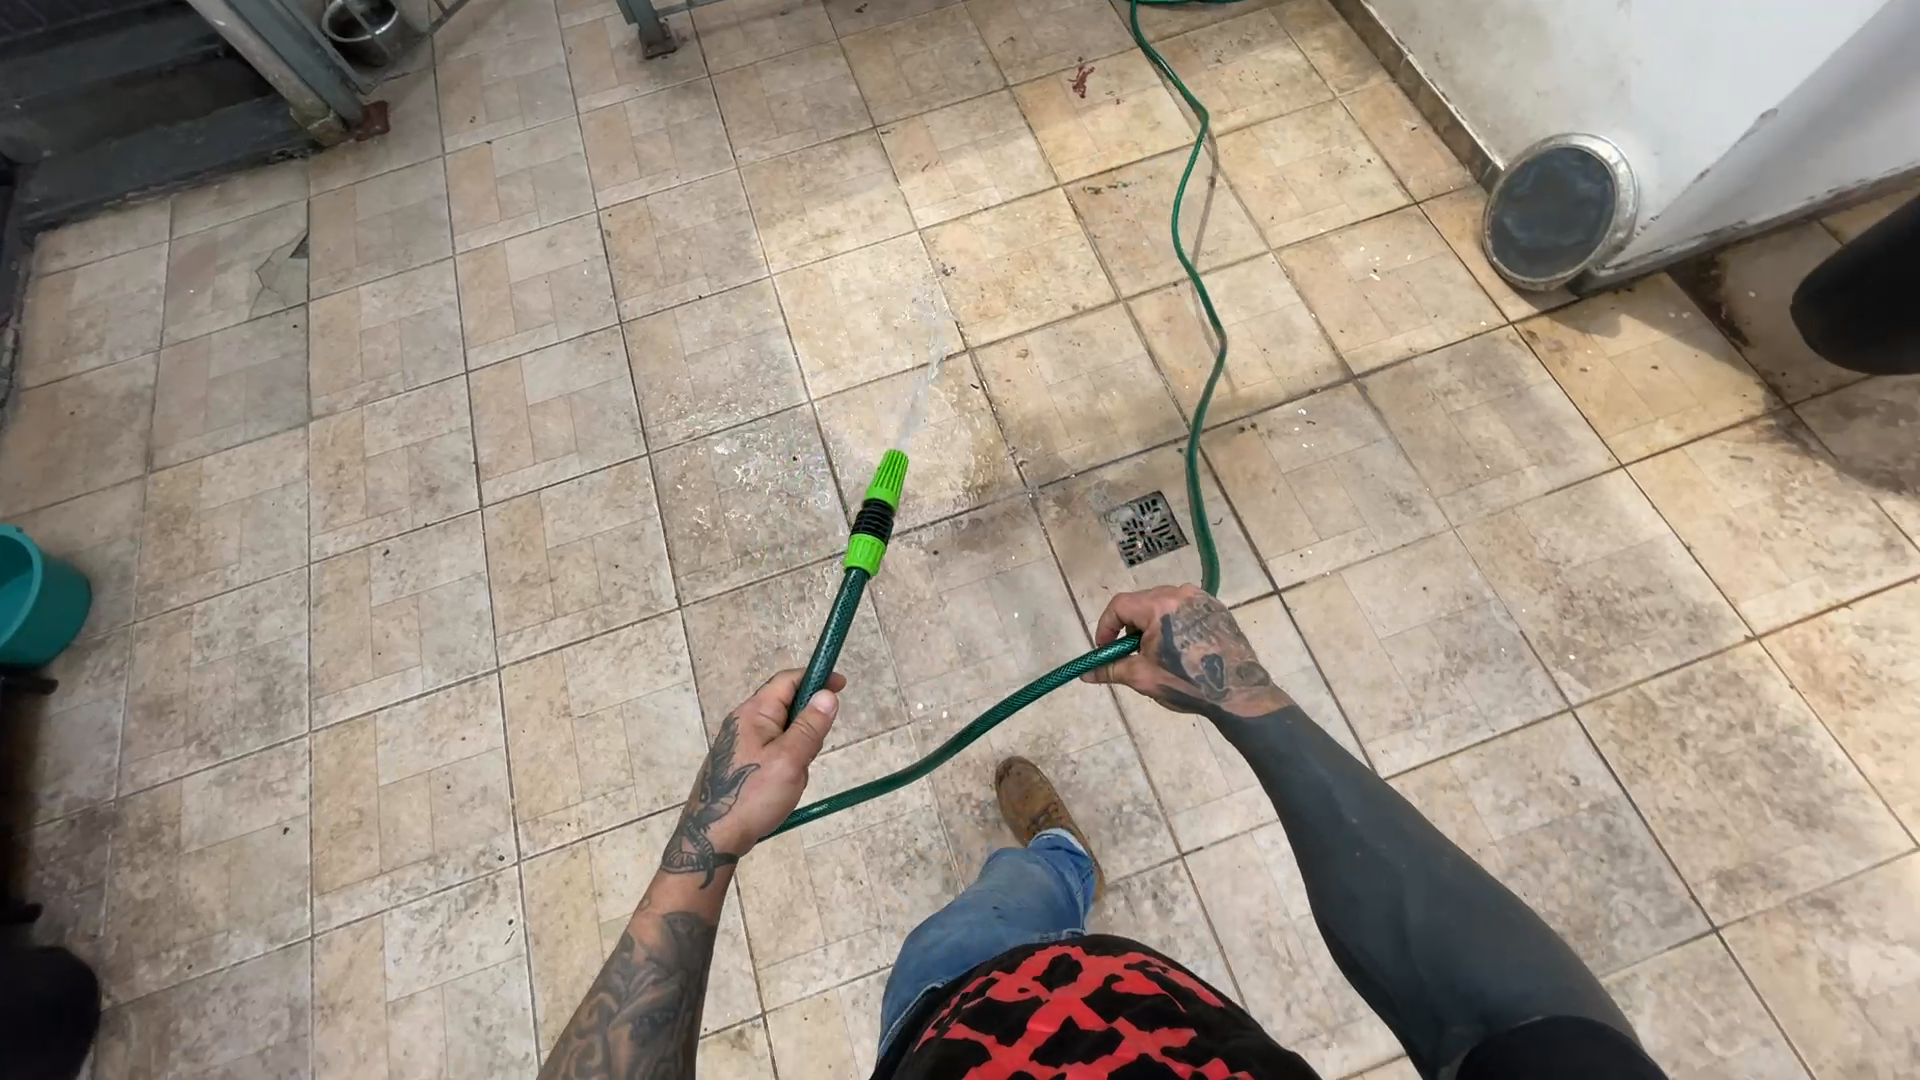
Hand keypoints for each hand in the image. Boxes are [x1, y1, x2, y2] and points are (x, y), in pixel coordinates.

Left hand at [659, 670, 844, 886]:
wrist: (709, 840)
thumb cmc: (751, 796)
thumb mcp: (790, 760)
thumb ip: (810, 726)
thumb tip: (828, 693)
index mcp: (754, 712)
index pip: (787, 680)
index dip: (816, 678)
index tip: (841, 686)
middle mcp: (744, 722)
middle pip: (785, 705)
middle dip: (807, 725)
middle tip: (813, 751)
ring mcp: (739, 744)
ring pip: (782, 733)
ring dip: (797, 750)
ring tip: (794, 778)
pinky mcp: (739, 764)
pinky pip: (772, 752)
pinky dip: (786, 763)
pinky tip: (784, 788)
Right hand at [1082, 585, 1290, 719]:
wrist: (1238, 693)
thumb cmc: (1186, 683)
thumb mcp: (1142, 676)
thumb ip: (1110, 669)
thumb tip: (1085, 674)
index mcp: (1159, 605)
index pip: (1119, 606)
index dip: (1106, 627)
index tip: (1104, 649)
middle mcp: (1180, 593)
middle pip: (1141, 602)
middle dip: (1128, 627)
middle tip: (1128, 652)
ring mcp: (1201, 599)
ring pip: (1163, 605)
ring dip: (1151, 625)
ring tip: (1155, 652)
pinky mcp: (1217, 609)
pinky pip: (1184, 609)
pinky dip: (1173, 624)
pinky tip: (1178, 649)